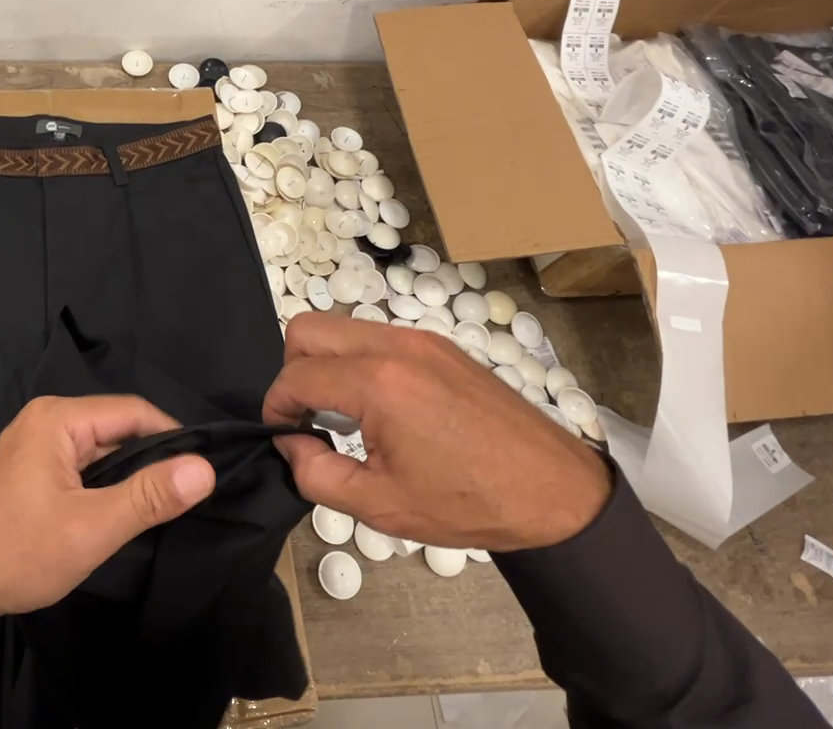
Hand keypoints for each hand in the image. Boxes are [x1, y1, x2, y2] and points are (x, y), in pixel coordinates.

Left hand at [0, 394, 216, 640]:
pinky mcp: (20, 469)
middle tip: (177, 499)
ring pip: (94, 450)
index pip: (133, 411)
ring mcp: (27, 443)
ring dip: (121, 476)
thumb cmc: (15, 554)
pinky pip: (73, 465)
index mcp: (56, 418)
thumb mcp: (91, 529)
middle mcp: (40, 419)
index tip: (199, 473)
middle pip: (113, 428)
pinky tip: (106, 514)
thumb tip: (204, 468)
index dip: (172, 438)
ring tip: (148, 510)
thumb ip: (149, 497)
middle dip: (147, 460)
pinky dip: (96, 484)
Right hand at [263, 312, 607, 551]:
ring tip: (343, 415)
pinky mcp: (440, 345)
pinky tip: (380, 407)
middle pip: (308, 329)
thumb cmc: (469, 503)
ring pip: (342, 327)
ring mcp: (422, 340)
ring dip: (326, 363)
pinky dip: (358, 361)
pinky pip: (376, 336)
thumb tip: (290, 443)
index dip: (275, 405)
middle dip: (292, 370)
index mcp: (379, 383)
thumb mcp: (380, 504)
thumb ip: (314, 473)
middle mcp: (397, 346)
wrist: (557, 493)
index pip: (297, 374)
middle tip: (306, 416)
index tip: (279, 433)